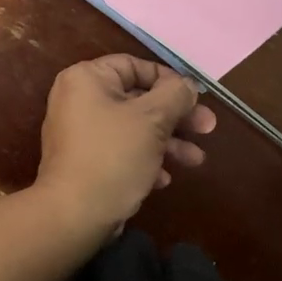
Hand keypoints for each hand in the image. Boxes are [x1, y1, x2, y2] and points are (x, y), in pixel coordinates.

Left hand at [33, 55, 217, 229]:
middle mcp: (79, 98)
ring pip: (133, 127)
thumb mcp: (152, 120)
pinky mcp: (85, 160)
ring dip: (166, 142)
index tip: (196, 98)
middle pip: (137, 99)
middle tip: (208, 129)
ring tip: (196, 161)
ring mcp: (80, 131)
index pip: (134, 66)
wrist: (73, 215)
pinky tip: (163, 180)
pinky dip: (144, 159)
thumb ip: (174, 96)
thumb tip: (187, 85)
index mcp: (87, 78)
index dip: (168, 80)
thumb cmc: (113, 155)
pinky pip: (120, 150)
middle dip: (175, 116)